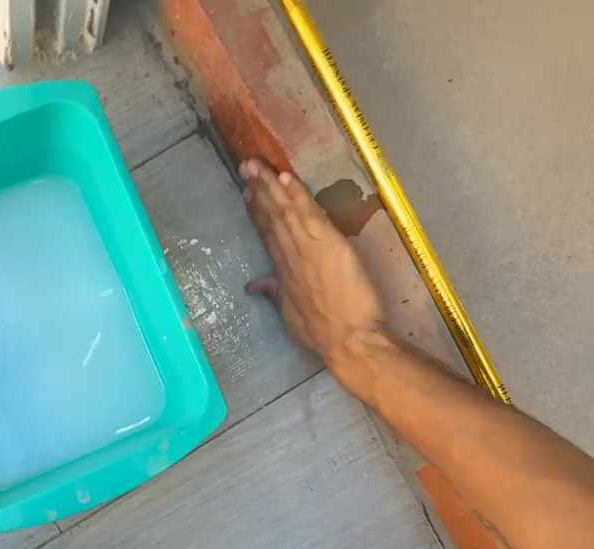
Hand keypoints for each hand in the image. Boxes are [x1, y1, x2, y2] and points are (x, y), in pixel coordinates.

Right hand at [241, 158, 390, 398]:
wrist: (347, 338)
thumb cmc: (323, 332)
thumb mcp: (290, 315)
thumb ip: (273, 294)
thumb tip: (253, 286)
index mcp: (282, 272)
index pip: (267, 235)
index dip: (257, 212)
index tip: (248, 192)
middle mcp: (290, 257)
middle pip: (271, 218)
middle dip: (259, 191)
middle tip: (246, 167)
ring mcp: (306, 248)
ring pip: (285, 211)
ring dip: (272, 186)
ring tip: (258, 165)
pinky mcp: (326, 243)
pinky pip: (307, 213)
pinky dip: (296, 194)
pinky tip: (285, 177)